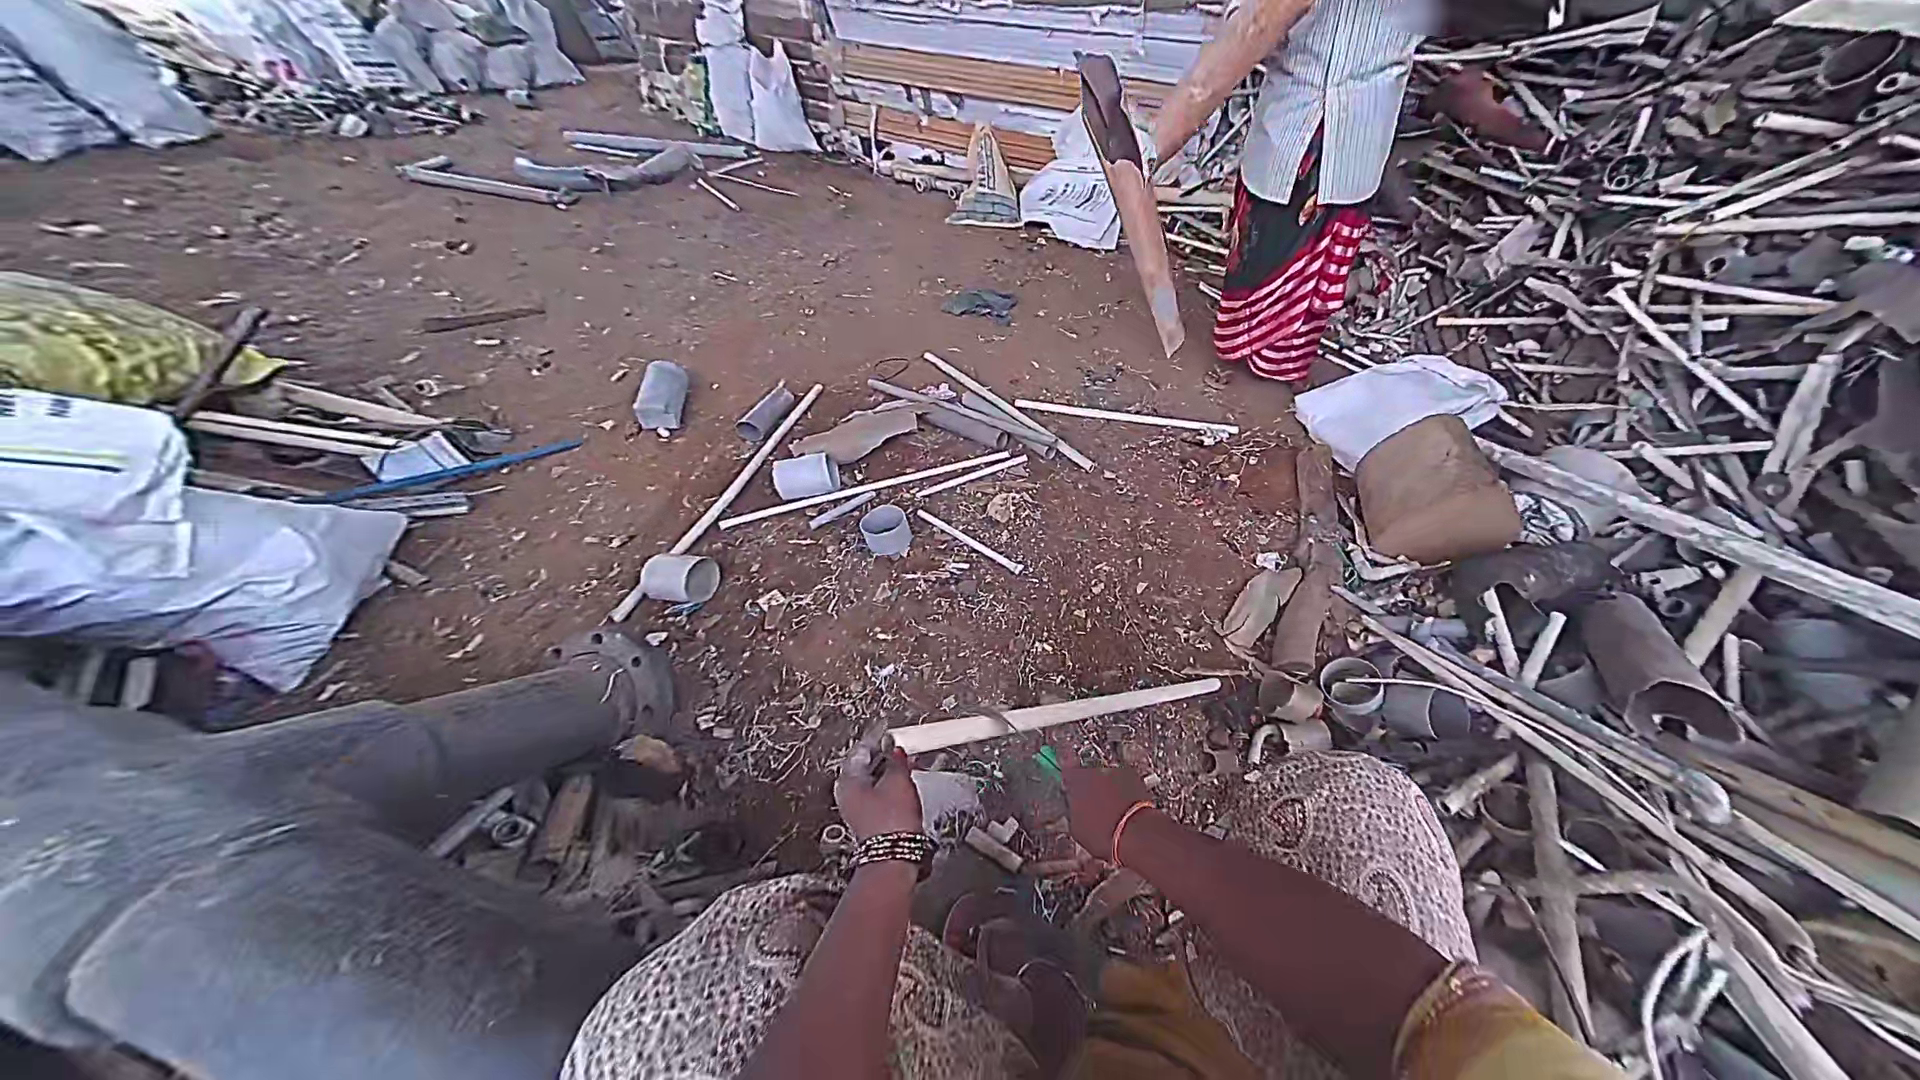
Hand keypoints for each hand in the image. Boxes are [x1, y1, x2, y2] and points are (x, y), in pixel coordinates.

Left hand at [836, 729, 922, 840]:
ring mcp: (859, 810)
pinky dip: (892, 786)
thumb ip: (896, 759)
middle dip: (885, 755)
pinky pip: (881, 795)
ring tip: (907, 762)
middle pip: (867, 765)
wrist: (895, 857)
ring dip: (890, 771)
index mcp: (848, 780)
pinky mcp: (872, 821)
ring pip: (875, 781)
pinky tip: (905, 784)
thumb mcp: (898, 780)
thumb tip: (895, 749)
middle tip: (901, 746)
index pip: (862, 749)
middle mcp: (848, 795)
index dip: (878, 738)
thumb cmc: (890, 821)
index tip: (888, 731)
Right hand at [1056, 748, 1153, 859]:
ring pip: (1105, 776)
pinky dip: (1121, 789)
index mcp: (1076, 780)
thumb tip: (1072, 810)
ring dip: (1105, 787)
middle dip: (1087, 785)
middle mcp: (1094, 770)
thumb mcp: (1077, 829)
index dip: (1065, 774)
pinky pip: (1122, 779)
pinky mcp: (1132, 776)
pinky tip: (1122, 807)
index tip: (1063, 776)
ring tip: (1109, 809)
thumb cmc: (1107, 833)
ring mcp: (1114, 771)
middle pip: (1086, 772)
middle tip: (1090, 804)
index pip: (1064, 768)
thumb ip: (1072, 811)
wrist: (1137, 834)